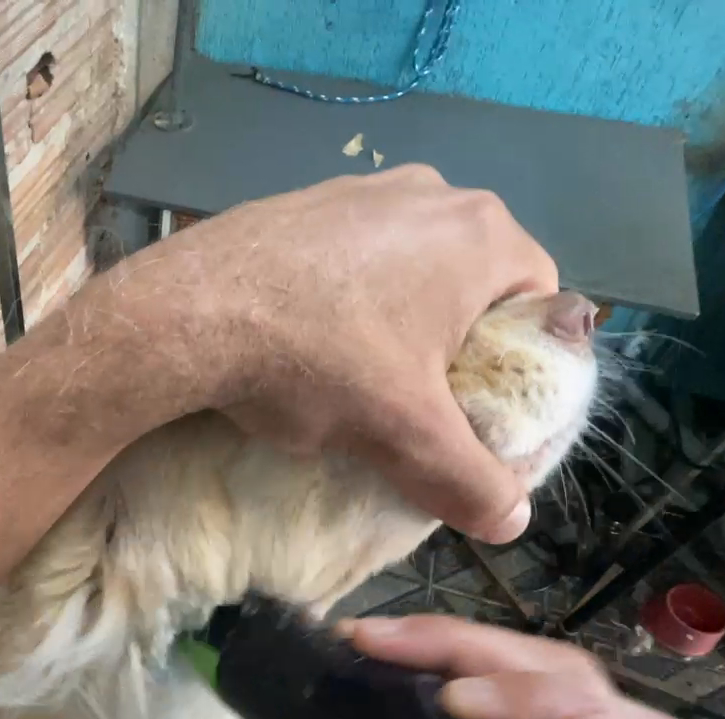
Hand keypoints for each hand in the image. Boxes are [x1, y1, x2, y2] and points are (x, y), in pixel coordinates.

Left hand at [91, 167, 557, 542]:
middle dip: (450, 343)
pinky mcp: (299, 202)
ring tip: (352, 374)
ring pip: (404, 267)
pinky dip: (340, 295)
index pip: (537, 303)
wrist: (187, 314)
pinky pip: (345, 255)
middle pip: (469, 284)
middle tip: (413, 398)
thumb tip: (513, 523)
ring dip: (393, 318)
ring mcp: (357, 191)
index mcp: (482, 234)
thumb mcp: (402, 434)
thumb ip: (467, 479)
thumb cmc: (314, 362)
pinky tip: (304, 337)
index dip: (515, 363)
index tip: (474, 405)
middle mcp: (430, 193)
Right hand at [272, 616, 710, 718]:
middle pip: (568, 676)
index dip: (542, 708)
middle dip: (468, 650)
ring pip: (540, 660)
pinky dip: (449, 654)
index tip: (452, 703)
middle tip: (370, 642)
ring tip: (369, 640)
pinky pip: (510, 670)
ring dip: (453, 642)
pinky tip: (391, 652)